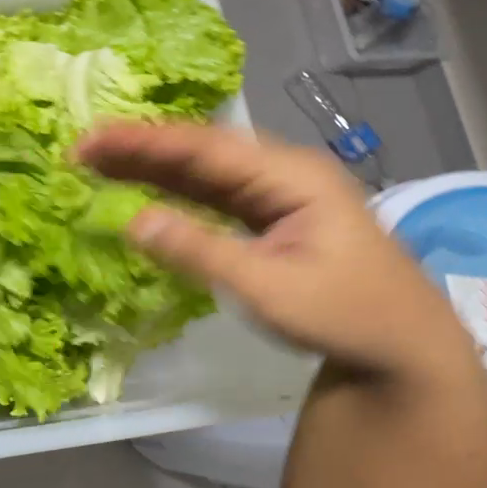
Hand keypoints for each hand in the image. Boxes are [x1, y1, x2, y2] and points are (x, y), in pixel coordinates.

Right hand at [76, 122, 471, 374]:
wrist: (405, 346)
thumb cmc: (347, 317)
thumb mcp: (271, 289)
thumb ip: (200, 252)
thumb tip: (133, 221)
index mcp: (292, 176)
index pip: (205, 148)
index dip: (145, 143)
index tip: (92, 140)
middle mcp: (282, 172)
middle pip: (200, 150)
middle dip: (139, 147)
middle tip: (80, 148)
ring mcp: (277, 191)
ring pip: (202, 170)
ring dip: (150, 166)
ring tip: (95, 161)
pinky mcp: (269, 214)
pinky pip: (212, 193)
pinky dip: (172, 190)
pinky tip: (138, 188)